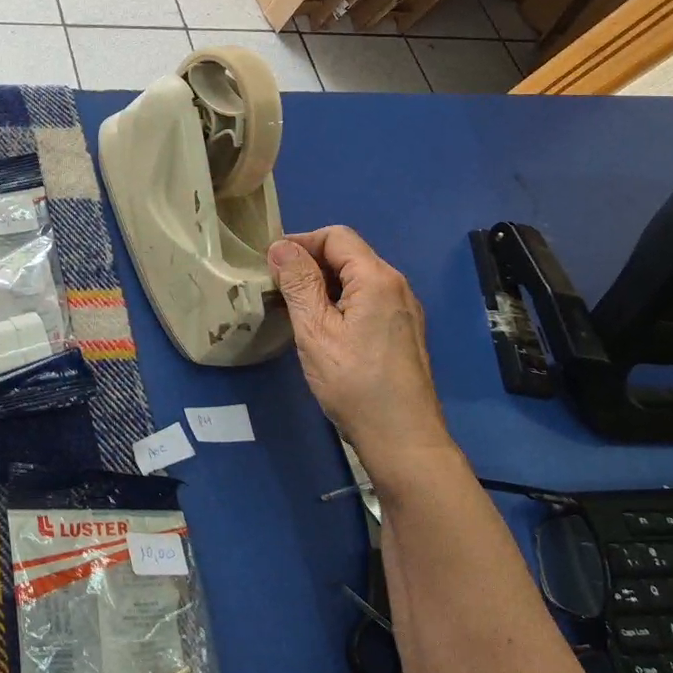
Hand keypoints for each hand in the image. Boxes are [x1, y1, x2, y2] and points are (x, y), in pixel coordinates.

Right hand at [269, 226, 454, 470]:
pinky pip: (366, 300)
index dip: (300, 242)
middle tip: (275, 287)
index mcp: (377, 279)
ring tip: (291, 307)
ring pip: (356, 278)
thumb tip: (280, 246)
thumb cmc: (353, 382)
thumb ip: (298, 283)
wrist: (401, 436)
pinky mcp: (401, 331)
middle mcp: (396, 286)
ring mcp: (403, 310)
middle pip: (348, 254)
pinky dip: (338, 301)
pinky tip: (319, 328)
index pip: (336, 236)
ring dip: (321, 283)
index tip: (269, 264)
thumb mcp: (315, 330)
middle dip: (309, 262)